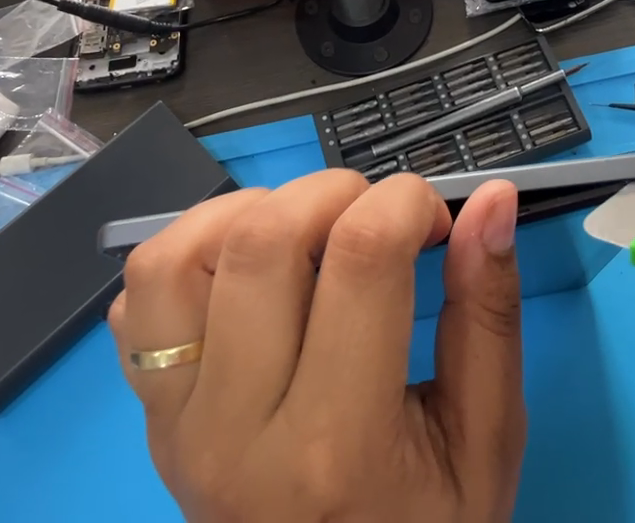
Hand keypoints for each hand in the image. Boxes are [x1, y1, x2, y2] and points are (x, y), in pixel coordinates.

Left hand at [108, 169, 525, 522]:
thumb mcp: (486, 437)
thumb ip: (489, 313)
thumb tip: (493, 198)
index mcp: (339, 443)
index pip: (359, 258)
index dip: (407, 201)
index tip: (434, 218)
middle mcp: (238, 429)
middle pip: (261, 241)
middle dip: (333, 192)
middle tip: (374, 221)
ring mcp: (175, 422)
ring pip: (177, 257)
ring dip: (251, 211)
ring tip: (308, 233)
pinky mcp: (148, 414)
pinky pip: (140, 296)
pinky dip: (193, 247)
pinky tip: (250, 267)